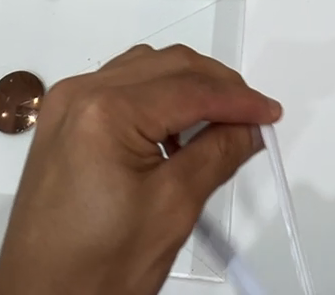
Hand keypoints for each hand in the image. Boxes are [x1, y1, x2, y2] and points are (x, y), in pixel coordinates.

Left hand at [0, 44, 282, 294]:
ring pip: (145, 68)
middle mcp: (81, 92)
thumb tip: (249, 127)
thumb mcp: (172, 210)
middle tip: (251, 115)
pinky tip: (178, 128)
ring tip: (220, 120)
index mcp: (105, 110)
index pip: (188, 88)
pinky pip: (121, 86)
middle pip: (167, 65)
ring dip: (187, 86)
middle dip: (216, 85)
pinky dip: (157, 96)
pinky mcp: (65, 120)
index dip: (237, 98)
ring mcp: (68, 104)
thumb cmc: (97, 269)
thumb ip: (216, 154)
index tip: (270, 113)